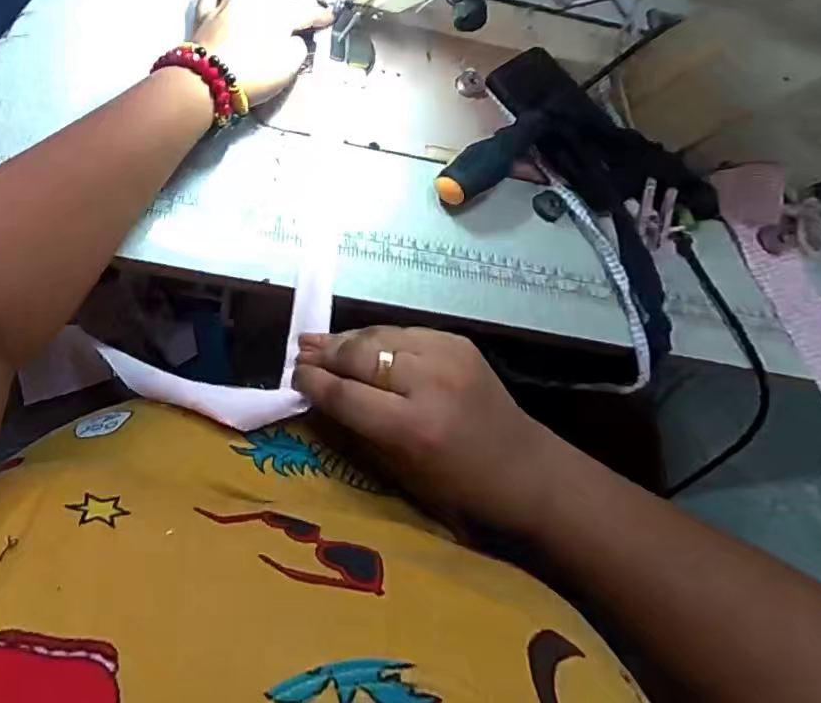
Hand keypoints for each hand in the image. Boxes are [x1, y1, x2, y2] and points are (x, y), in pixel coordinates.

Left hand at [191, 0, 332, 105]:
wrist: (208, 79)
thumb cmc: (254, 74)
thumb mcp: (289, 67)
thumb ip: (298, 47)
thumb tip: (293, 38)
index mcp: (281, 12)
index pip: (306, 12)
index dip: (320, 16)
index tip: (329, 18)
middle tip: (294, 7)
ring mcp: (227, 1)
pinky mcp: (204, 11)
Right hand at [294, 326, 571, 533]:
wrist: (526, 469)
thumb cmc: (458, 487)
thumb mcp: (401, 472)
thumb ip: (357, 428)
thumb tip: (318, 393)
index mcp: (413, 428)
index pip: (345, 394)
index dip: (314, 382)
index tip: (294, 376)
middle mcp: (429, 383)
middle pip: (359, 355)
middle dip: (325, 354)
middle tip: (301, 352)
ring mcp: (447, 355)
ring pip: (379, 334)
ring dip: (347, 340)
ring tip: (320, 341)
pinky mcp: (458, 341)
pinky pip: (404, 332)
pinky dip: (379, 338)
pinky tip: (362, 342)